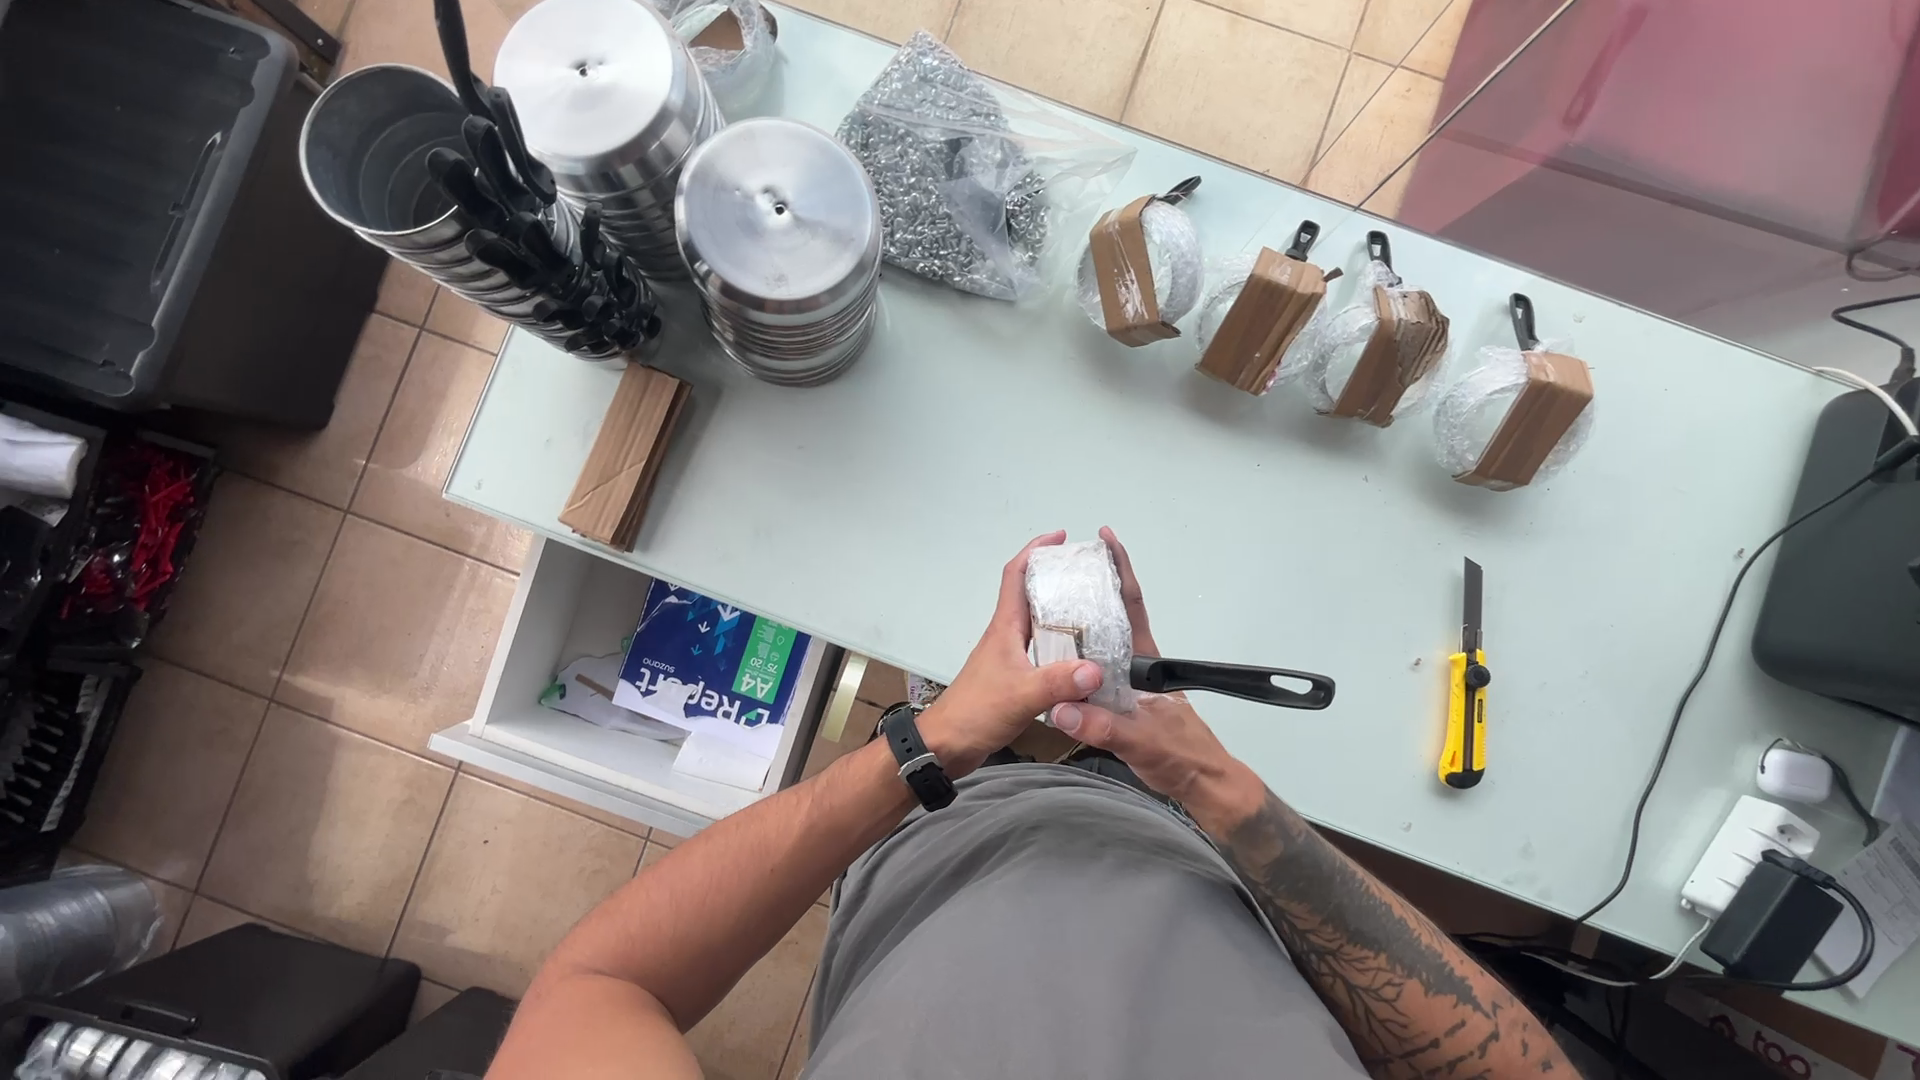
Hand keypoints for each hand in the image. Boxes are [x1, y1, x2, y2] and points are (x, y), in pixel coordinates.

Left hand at [917, 531, 1104, 776]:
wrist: (947, 745)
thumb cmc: (974, 713)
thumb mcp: (1020, 696)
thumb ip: (1057, 683)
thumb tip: (1095, 670)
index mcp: (1005, 628)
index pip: (1016, 576)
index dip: (1036, 551)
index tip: (1060, 539)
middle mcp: (1006, 636)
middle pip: (1031, 595)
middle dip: (1057, 578)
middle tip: (1089, 576)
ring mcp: (1008, 656)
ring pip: (1038, 624)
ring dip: (1061, 613)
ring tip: (1095, 612)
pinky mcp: (1012, 677)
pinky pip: (1041, 651)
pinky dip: (1061, 646)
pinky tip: (1081, 658)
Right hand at [1048, 529, 1262, 827]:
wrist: (1202, 786)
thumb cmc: (1184, 758)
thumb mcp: (1143, 743)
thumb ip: (1105, 727)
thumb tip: (1064, 708)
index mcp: (1147, 662)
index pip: (1131, 606)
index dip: (1120, 570)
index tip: (1106, 539)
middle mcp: (1135, 665)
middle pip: (1110, 617)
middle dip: (1088, 588)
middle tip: (1058, 569)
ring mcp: (1127, 684)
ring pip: (1097, 645)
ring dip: (1076, 624)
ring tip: (1045, 606)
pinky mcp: (1119, 704)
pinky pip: (1089, 673)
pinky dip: (1072, 661)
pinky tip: (1052, 660)